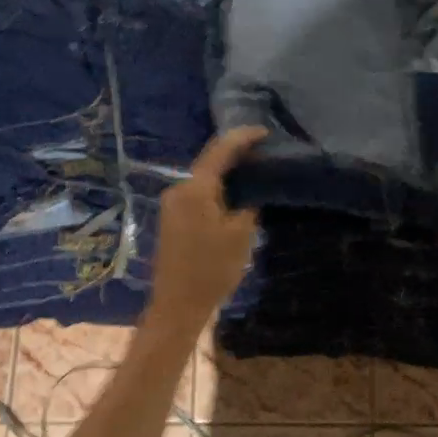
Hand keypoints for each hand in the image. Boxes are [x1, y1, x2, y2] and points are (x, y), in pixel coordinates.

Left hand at [147, 126, 267, 328]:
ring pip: (203, 178)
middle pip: (209, 161)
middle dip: (235, 153)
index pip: (221, 150)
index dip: (243, 137)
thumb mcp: (241, 234)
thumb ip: (248, 203)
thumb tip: (252, 190)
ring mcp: (172, 204)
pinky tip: (234, 193)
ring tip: (254, 169)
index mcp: (195, 188)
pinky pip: (197, 193)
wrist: (177, 305)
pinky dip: (216, 188)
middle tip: (263, 149)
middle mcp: (179, 189)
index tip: (265, 131)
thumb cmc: (212, 269)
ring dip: (226, 172)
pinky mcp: (172, 219)